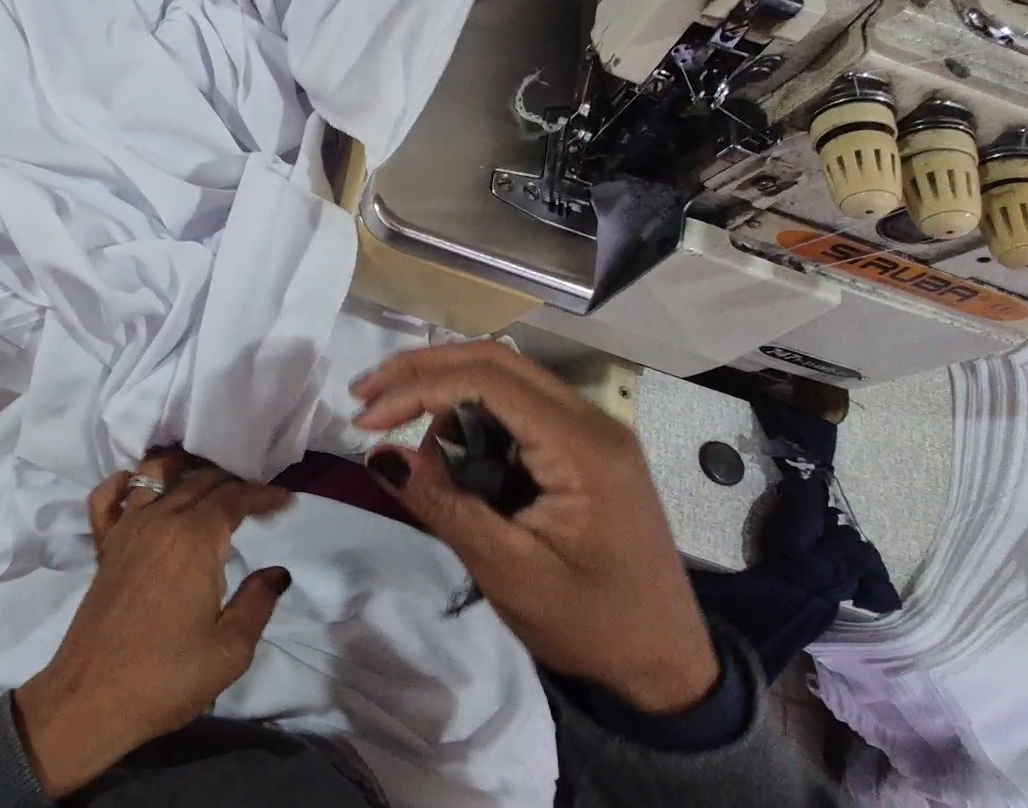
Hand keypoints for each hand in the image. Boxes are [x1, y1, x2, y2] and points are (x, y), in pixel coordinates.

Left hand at [14, 462, 294, 797]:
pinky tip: (138, 486)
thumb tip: (277, 571)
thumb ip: (257, 602)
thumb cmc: (169, 676)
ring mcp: (126, 529)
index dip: (263, 496)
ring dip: (182, 466)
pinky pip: (107, 497)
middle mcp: (159, 521)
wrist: (94, 695)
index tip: (287, 500)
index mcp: (195, 540)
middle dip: (232, 480)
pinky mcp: (103, 546)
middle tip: (256, 493)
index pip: (234, 499)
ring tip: (205, 472)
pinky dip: (123, 482)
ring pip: (153, 475)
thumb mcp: (231, 649)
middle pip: (199, 481)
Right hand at [351, 342, 719, 715]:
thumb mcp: (507, 570)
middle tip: (365, 398)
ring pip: (503, 376)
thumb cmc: (590, 624)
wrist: (663, 667)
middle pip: (494, 360)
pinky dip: (466, 412)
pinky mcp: (581, 447)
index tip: (364, 421)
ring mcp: (591, 432)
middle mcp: (592, 422)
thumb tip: (377, 452)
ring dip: (441, 387)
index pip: (486, 381)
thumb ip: (442, 503)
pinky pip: (515, 404)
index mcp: (583, 449)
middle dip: (421, 370)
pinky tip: (443, 450)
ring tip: (399, 431)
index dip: (416, 388)